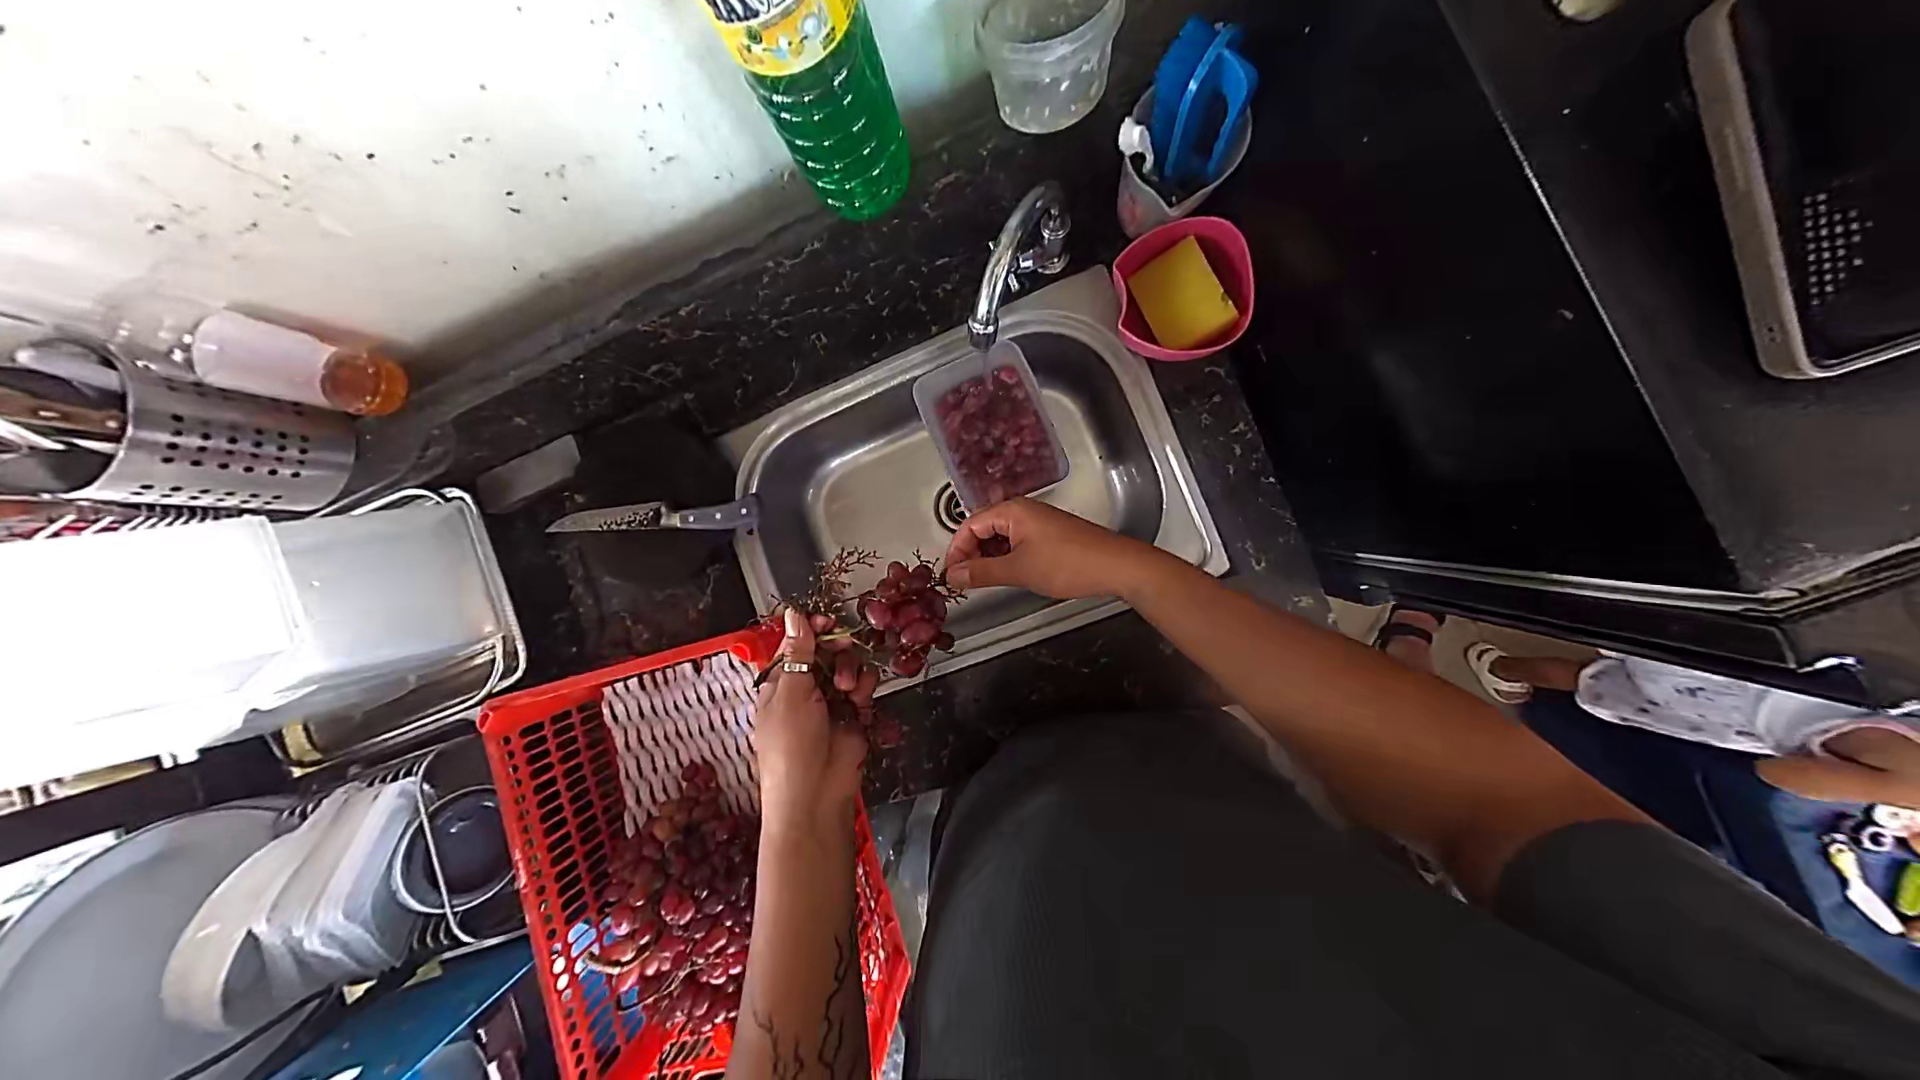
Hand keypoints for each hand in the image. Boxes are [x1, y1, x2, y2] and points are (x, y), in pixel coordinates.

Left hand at [753, 609, 872, 833]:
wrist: (816, 793)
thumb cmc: (791, 746)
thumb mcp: (789, 692)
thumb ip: (798, 650)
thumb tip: (793, 614)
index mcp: (779, 681)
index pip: (796, 643)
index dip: (811, 629)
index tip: (827, 622)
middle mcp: (805, 687)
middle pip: (826, 650)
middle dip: (836, 647)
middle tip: (843, 648)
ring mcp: (831, 699)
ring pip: (848, 664)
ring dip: (850, 669)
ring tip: (847, 688)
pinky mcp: (854, 712)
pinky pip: (863, 685)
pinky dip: (864, 686)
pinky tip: (858, 696)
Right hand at [943, 496, 1161, 599]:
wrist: (1117, 566)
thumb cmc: (1070, 563)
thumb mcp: (1018, 570)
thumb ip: (981, 572)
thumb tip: (953, 574)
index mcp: (1012, 511)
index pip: (969, 525)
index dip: (956, 550)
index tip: (951, 574)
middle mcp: (1023, 510)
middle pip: (983, 528)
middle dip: (971, 554)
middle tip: (964, 580)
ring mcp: (1037, 522)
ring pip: (1000, 537)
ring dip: (988, 558)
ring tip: (984, 581)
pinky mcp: (1049, 535)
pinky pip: (1017, 542)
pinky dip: (1006, 558)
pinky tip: (1008, 575)